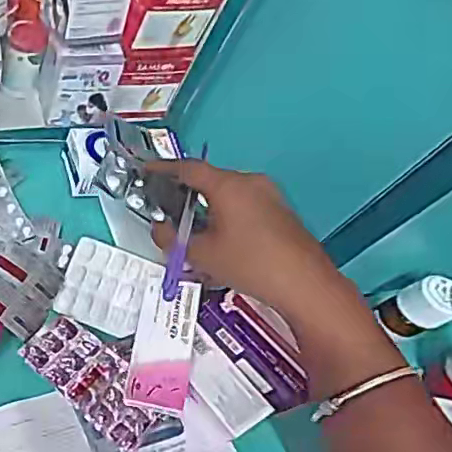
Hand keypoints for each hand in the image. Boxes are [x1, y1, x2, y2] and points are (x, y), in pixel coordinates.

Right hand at [147, 159, 330, 295]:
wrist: (302, 282)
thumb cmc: (251, 264)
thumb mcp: (200, 254)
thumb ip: (170, 238)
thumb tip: (159, 228)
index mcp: (229, 186)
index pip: (189, 169)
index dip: (164, 168)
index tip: (148, 170)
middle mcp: (250, 183)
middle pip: (209, 182)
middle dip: (185, 197)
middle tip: (166, 212)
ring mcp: (268, 195)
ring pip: (225, 197)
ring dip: (205, 211)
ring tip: (190, 236)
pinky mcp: (277, 211)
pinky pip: (242, 207)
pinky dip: (223, 218)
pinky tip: (216, 244)